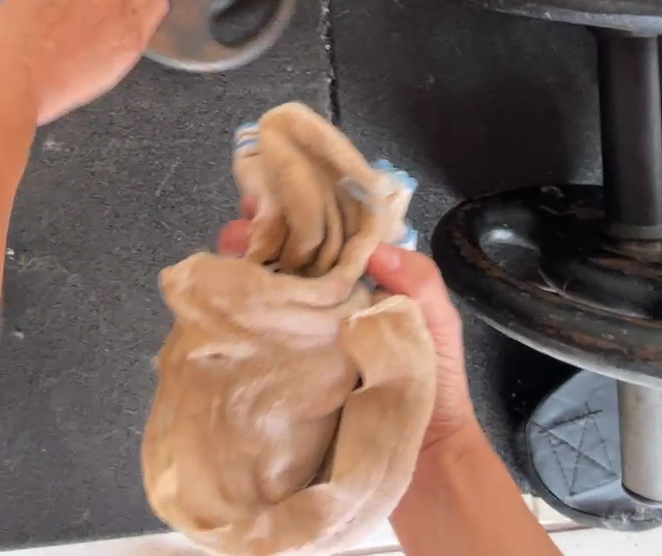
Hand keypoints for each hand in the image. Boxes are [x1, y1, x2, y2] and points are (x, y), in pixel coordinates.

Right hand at [216, 223, 475, 451]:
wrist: (425, 466)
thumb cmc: (433, 388)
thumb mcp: (437, 325)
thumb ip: (419, 282)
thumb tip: (375, 250)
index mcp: (357, 284)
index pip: (321, 236)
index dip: (295, 213)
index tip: (270, 195)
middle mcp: (322, 304)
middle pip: (282, 258)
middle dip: (256, 235)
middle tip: (239, 230)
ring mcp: (298, 336)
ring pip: (262, 290)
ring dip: (241, 268)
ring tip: (228, 257)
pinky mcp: (283, 369)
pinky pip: (255, 334)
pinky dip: (237, 315)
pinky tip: (224, 302)